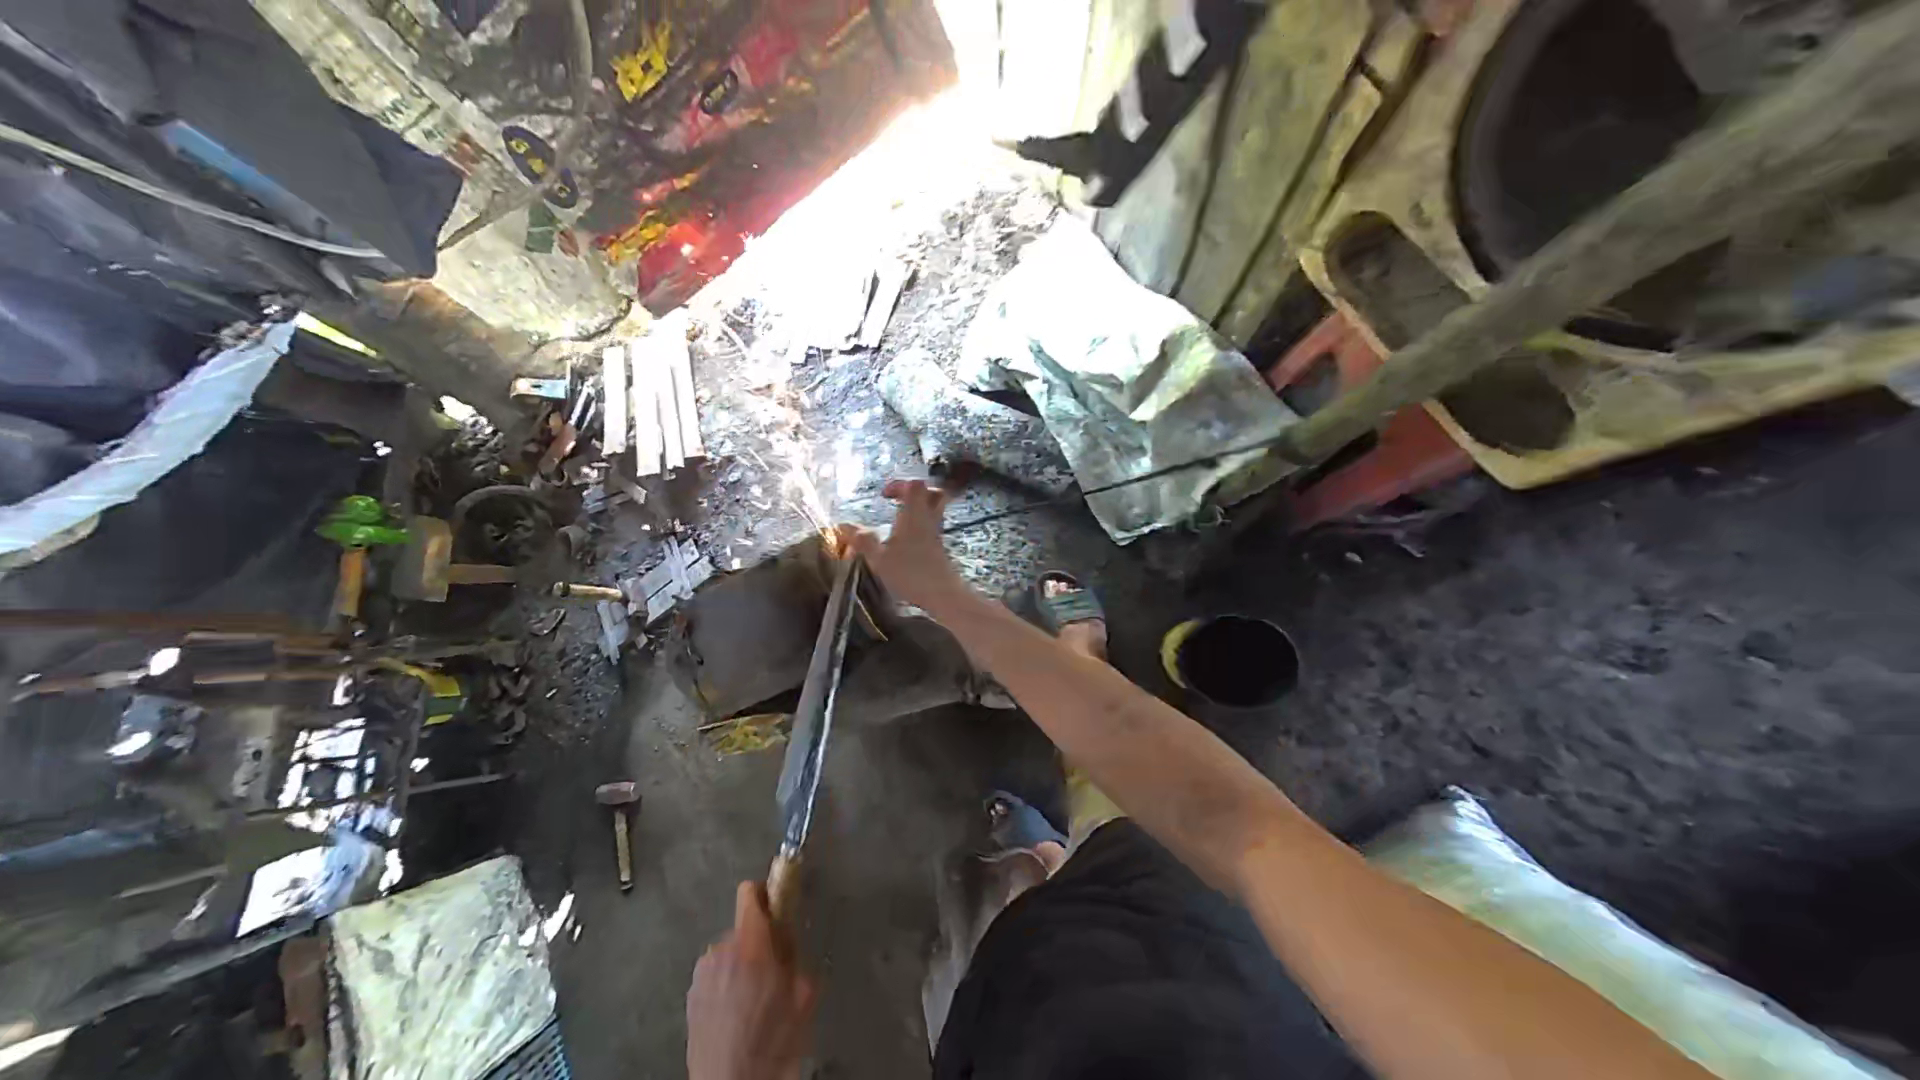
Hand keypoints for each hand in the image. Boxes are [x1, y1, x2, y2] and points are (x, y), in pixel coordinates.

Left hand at [687, 882, 816, 1079]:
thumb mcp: (803, 995)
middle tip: (774, 971)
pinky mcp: (690, 997)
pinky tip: (735, 1014)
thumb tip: (788, 941)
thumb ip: (795, 957)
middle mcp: (720, 950)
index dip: (764, 894)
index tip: (777, 908)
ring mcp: (701, 974)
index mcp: (750, 943)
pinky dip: (725, 984)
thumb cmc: (773, 1041)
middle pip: (742, 927)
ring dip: (740, 964)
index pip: (749, 893)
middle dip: (758, 941)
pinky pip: (714, 975)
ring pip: (728, 952)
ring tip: (753, 1000)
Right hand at [836, 479, 969, 613]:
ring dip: (919, 508)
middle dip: (916, 492)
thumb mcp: (879, 559)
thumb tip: (842, 526)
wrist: (942, 594)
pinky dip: (920, 524)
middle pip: (933, 492)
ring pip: (935, 509)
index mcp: (914, 515)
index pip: (914, 485)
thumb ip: (863, 541)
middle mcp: (928, 520)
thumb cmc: (910, 574)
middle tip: (899, 500)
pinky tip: (906, 540)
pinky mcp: (939, 547)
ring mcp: (936, 533)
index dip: (900, 484)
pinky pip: (932, 525)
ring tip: (899, 519)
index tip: (885, 495)